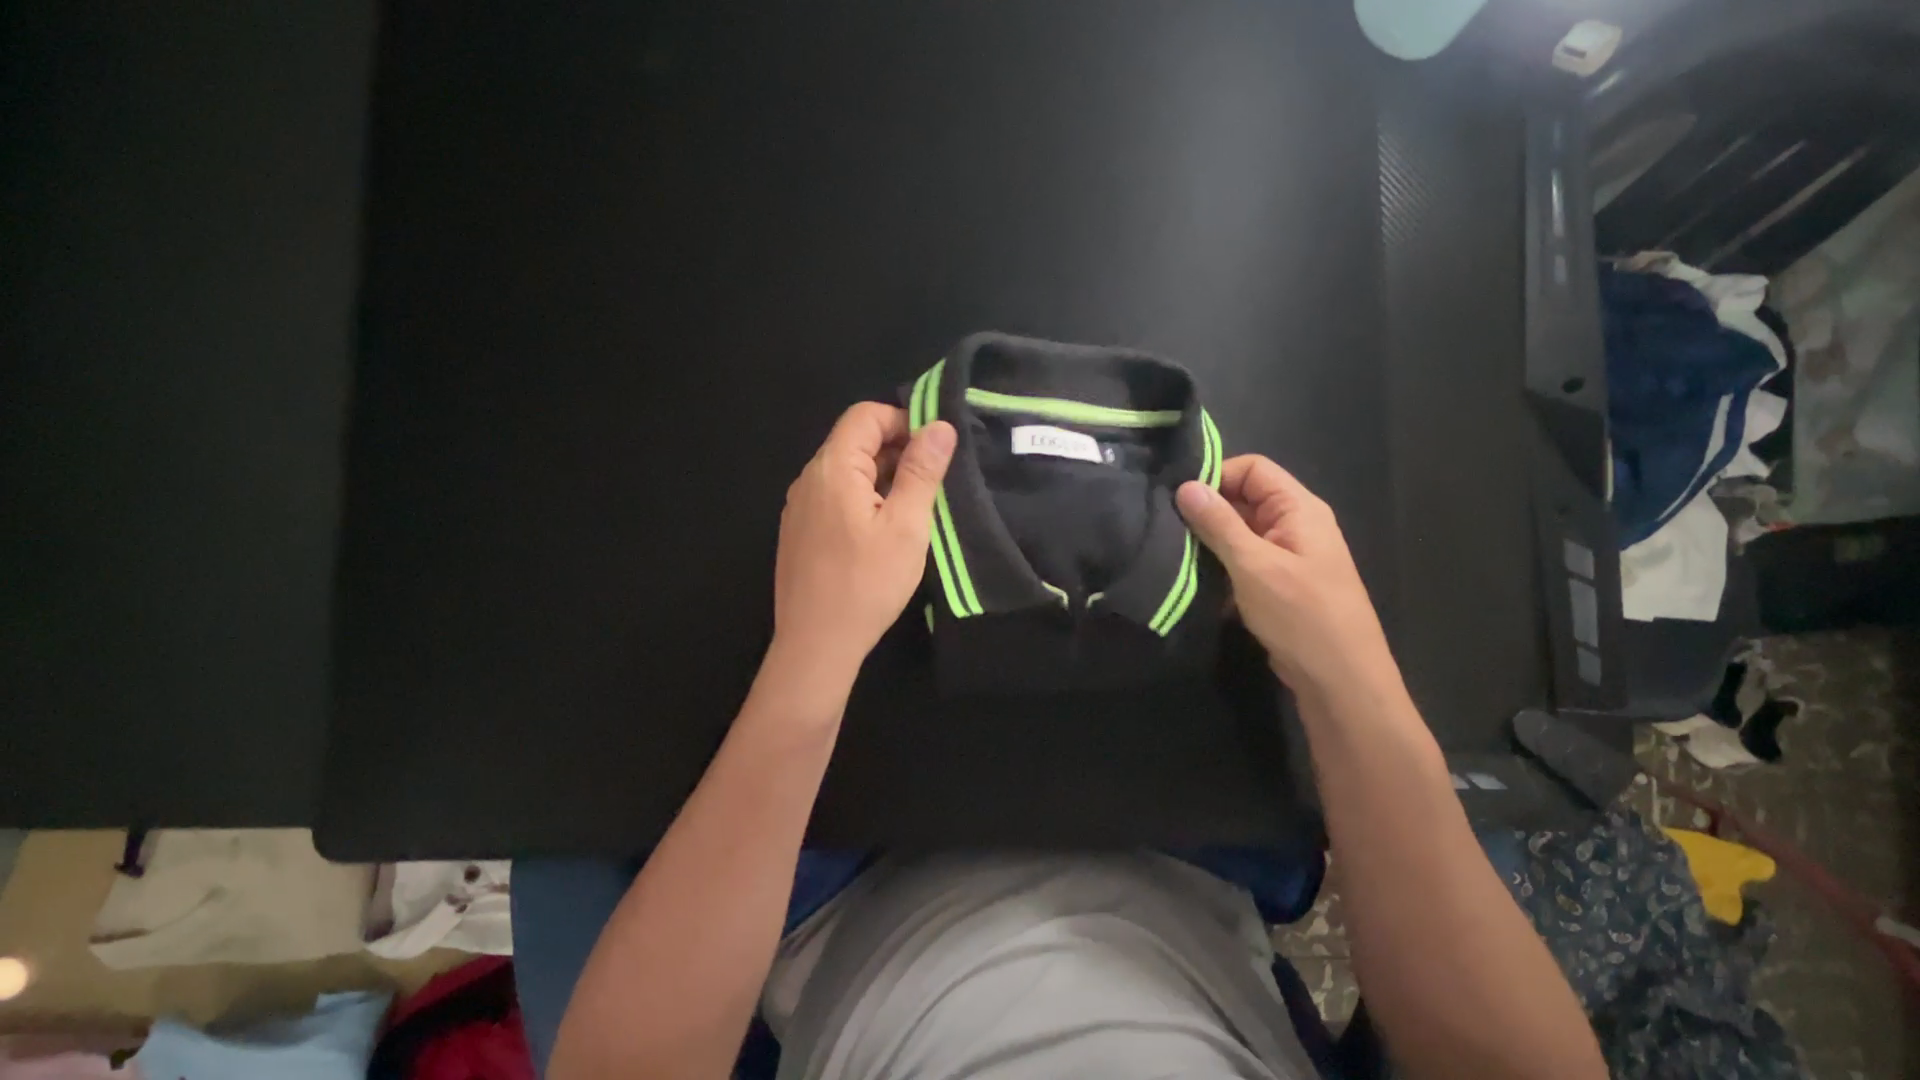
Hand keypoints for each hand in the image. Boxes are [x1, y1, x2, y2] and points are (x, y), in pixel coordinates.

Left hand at [771, 403, 955, 679]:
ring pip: (846, 471)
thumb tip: (940, 426)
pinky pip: (834, 497)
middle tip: (933, 482)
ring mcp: (799, 507)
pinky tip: (883, 532)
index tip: (935, 450)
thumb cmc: (866, 584)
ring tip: (914, 509)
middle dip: (896, 450)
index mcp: (833, 468)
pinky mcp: (799, 532)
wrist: (816, 644)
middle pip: (854, 440)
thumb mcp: (906, 526)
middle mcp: (809, 478)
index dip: (903, 421)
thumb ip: (922, 471)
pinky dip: (863, 499)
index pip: (865, 415)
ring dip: (882, 477)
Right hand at [1175, 456, 1397, 696]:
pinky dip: (1221, 569)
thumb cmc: (1301, 616)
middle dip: (1207, 511)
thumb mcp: (1254, 565)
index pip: (1253, 469)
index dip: (1215, 476)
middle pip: (1244, 499)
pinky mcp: (1278, 587)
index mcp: (1299, 509)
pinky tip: (1193, 581)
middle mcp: (1295, 526)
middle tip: (1165, 528)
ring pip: (1240, 534)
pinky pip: (1244, 563)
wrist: (1340, 681)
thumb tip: (1186, 486)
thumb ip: (1219, 524)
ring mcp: (1288, 558)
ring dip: (1210, 543)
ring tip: (1172, 554)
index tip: (1177, 499)